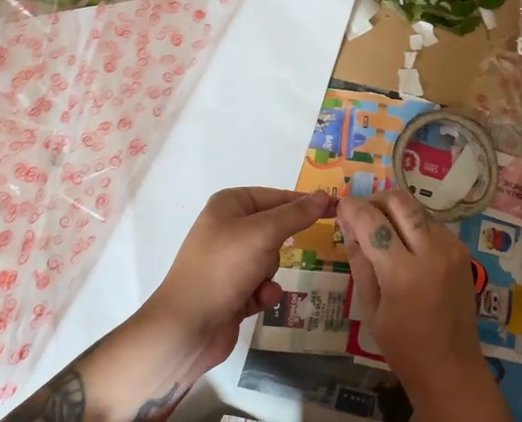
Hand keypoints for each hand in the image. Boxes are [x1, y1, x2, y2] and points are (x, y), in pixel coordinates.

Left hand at [141, 187, 335, 376]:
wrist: (187, 328)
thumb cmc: (223, 268)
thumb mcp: (264, 233)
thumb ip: (296, 214)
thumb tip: (324, 195)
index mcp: (230, 204)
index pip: (277, 196)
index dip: (303, 203)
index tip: (334, 208)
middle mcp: (228, 228)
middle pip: (275, 229)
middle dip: (279, 247)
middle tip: (271, 256)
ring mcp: (229, 261)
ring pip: (272, 259)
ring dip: (270, 273)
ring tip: (255, 283)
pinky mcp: (232, 291)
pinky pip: (263, 284)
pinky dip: (263, 293)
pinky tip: (254, 302)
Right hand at [336, 189, 508, 419]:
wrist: (451, 367)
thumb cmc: (403, 347)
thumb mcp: (370, 308)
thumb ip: (360, 261)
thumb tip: (348, 224)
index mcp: (402, 273)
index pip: (372, 222)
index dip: (352, 207)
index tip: (341, 205)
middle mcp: (431, 252)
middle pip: (400, 201)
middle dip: (376, 199)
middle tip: (363, 213)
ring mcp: (451, 247)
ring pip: (417, 208)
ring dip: (396, 211)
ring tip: (383, 229)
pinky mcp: (461, 249)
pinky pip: (432, 223)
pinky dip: (414, 224)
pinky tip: (406, 244)